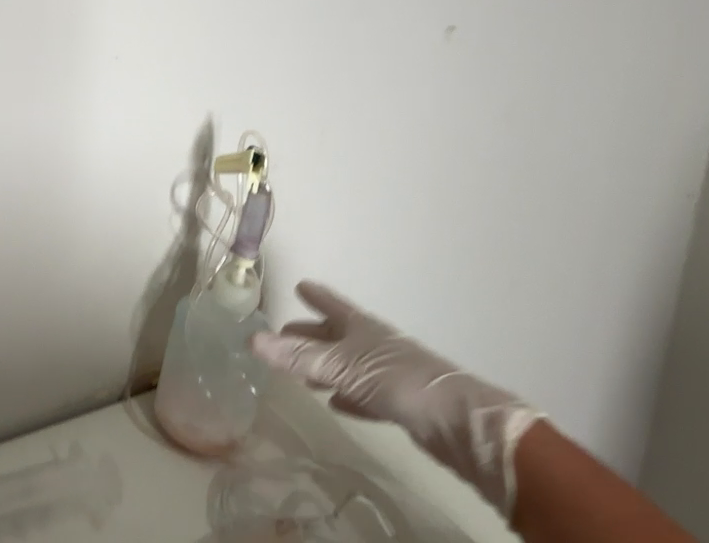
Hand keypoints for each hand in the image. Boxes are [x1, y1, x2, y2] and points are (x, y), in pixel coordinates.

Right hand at [251, 282, 541, 516]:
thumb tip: (251, 339)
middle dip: (311, 334)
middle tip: (285, 334)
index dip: (315, 296)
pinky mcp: (399, 402)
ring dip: (326, 366)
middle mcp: (373, 343)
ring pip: (348, 363)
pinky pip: (363, 392)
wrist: (457, 422)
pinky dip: (347, 394)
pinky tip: (336, 404)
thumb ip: (298, 356)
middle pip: (336, 334)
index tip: (299, 284)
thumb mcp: (341, 365)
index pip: (332, 304)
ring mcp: (388, 372)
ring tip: (302, 373)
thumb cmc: (397, 379)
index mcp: (361, 326)